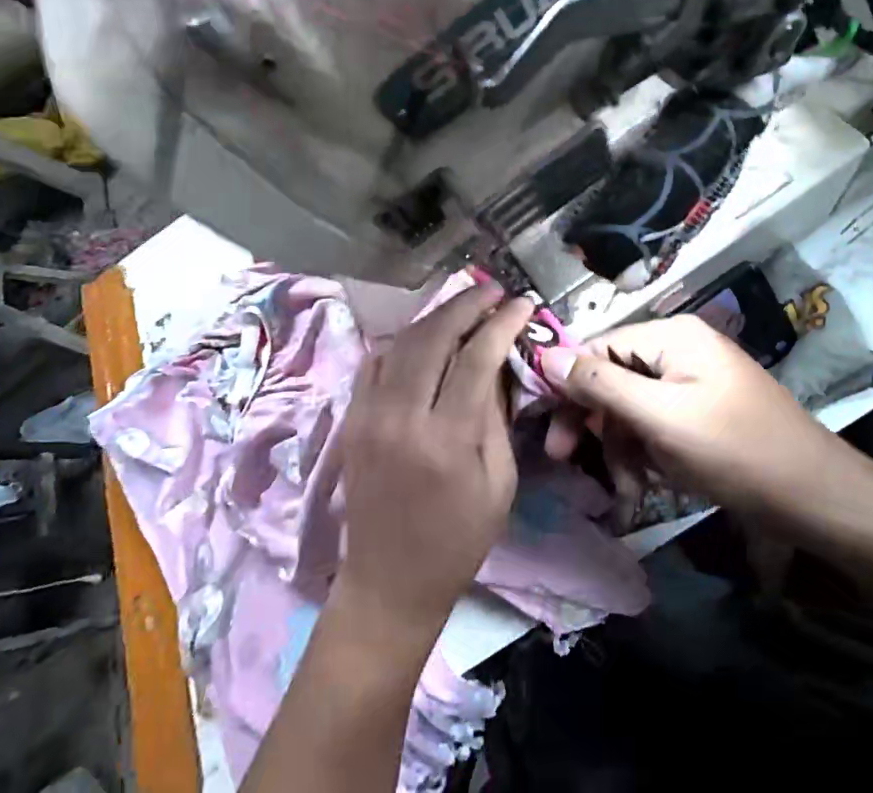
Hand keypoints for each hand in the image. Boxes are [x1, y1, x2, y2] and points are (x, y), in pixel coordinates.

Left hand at [337, 282, 534, 625]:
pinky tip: (424, 336)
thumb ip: (497, 417)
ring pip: (400, 342)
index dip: (502, 323)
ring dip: (435, 317)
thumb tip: (498, 364)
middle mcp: (401, 417)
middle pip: (433, 337)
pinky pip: (375, 362)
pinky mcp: (350, 420)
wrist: (390, 581)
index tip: (522, 304)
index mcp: (446, 439)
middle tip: (493, 291)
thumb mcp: (499, 482)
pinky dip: (402, 341)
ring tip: (464, 305)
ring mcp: (367, 415)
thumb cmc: (459, 538)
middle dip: (466, 305)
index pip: (477, 358)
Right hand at [538, 315, 849, 521]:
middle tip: (566, 460)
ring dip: (621, 447)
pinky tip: (647, 484)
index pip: (598, 346)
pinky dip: (646, 453)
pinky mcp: (702, 413)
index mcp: (672, 335)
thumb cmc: (733, 450)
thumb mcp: (660, 417)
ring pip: (633, 407)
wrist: (813, 495)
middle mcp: (681, 349)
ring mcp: (694, 382)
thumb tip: (547, 354)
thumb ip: (601, 384)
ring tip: (627, 490)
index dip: (568, 385)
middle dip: (595, 423)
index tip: (549, 429)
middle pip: (614, 377)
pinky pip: (657, 424)